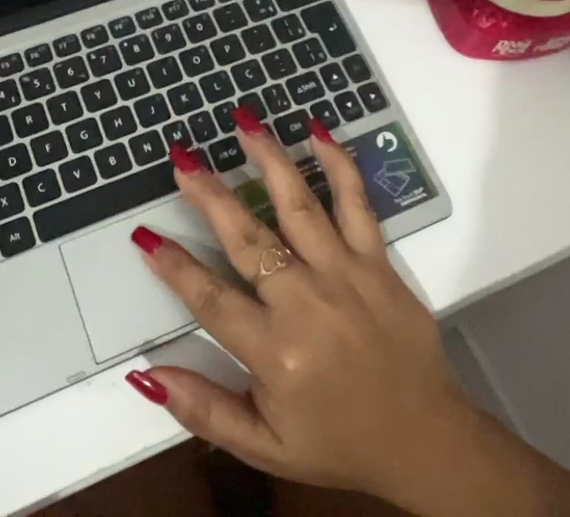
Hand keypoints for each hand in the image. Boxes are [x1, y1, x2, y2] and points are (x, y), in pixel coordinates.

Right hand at [125, 113, 483, 508]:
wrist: (424, 438)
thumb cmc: (338, 441)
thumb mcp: (265, 446)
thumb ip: (204, 409)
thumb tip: (147, 374)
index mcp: (276, 352)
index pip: (210, 298)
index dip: (174, 266)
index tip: (144, 236)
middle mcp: (307, 303)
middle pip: (248, 237)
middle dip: (209, 195)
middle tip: (182, 159)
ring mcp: (346, 275)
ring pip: (299, 205)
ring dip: (268, 160)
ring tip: (243, 123)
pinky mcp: (378, 262)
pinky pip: (357, 204)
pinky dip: (339, 166)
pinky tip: (318, 133)